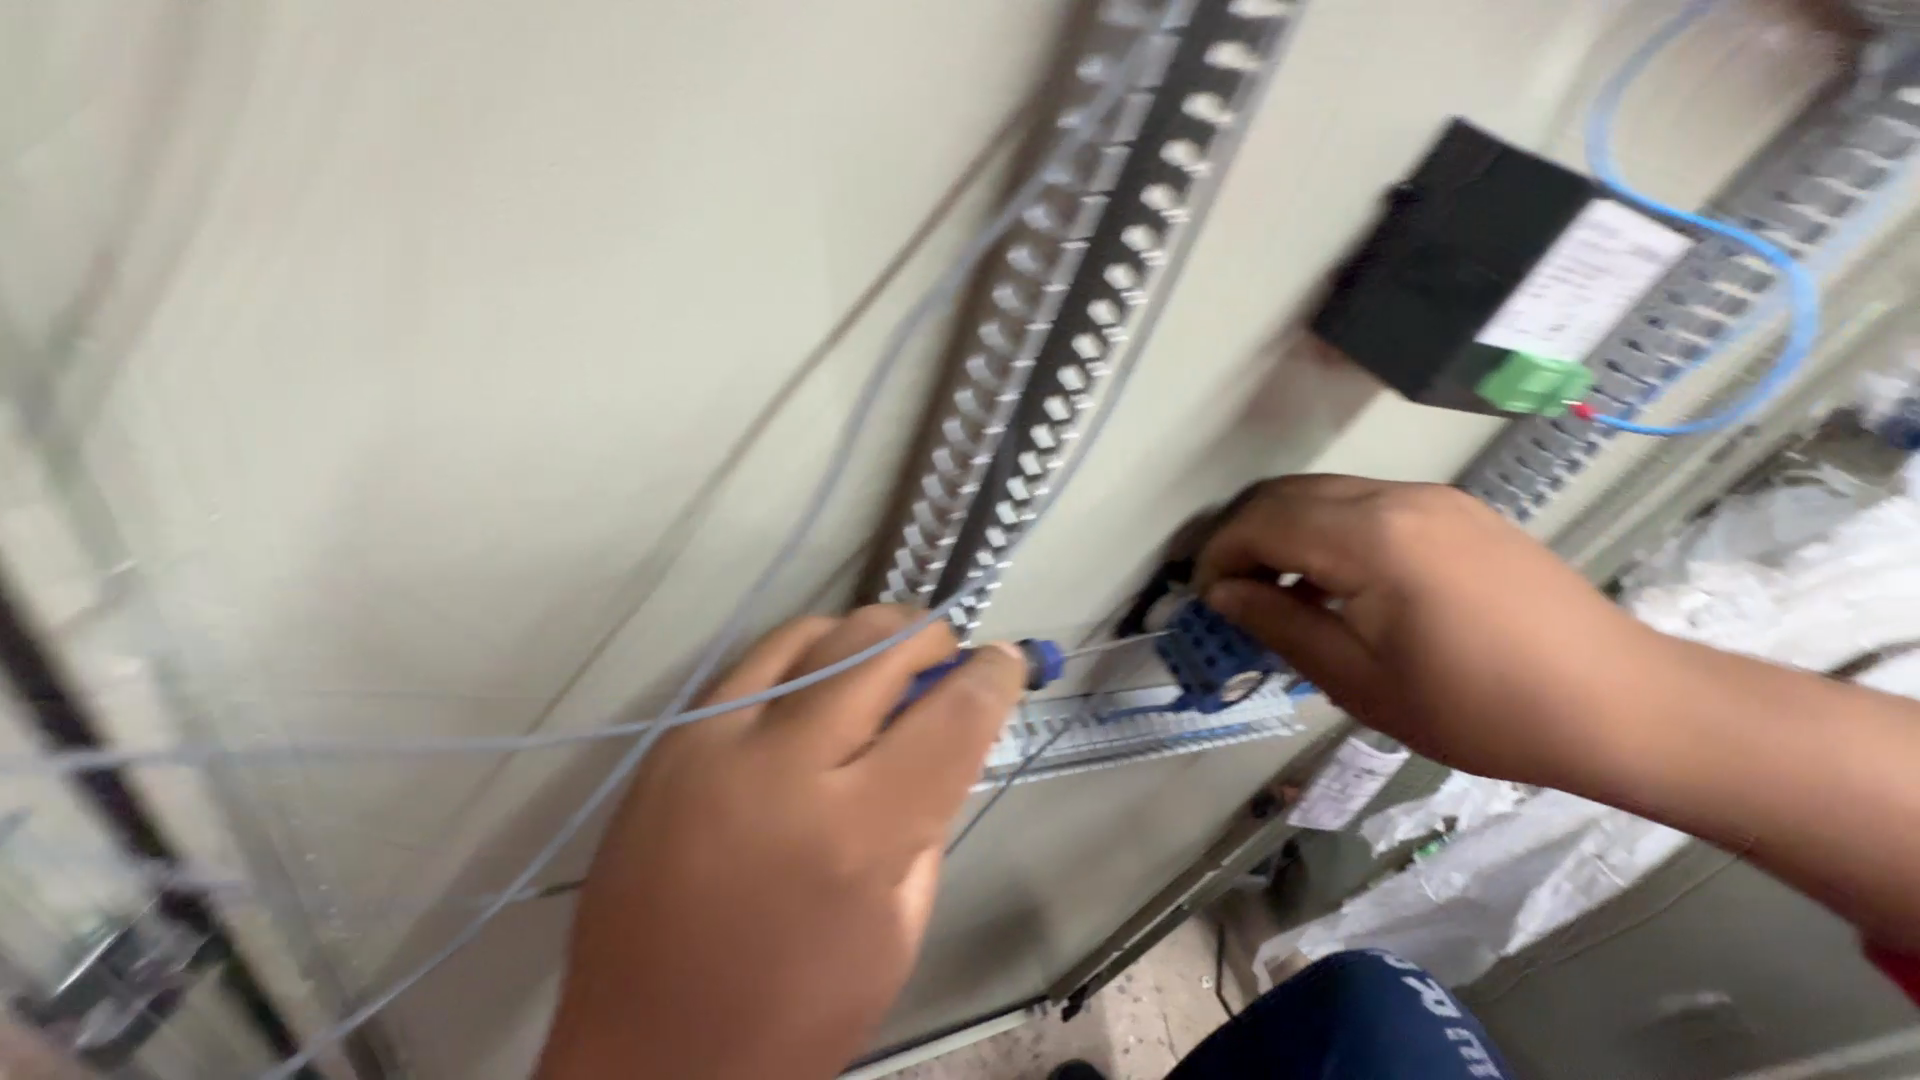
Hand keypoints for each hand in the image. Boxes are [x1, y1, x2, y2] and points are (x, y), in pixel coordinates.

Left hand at [535, 607, 1026, 1079]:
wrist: (643, 1056)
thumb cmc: (792, 1016)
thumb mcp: (897, 934)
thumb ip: (927, 824)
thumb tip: (946, 740)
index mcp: (854, 834)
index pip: (949, 719)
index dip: (991, 678)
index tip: (1006, 661)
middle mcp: (783, 767)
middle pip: (878, 651)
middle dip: (930, 638)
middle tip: (950, 651)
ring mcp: (714, 743)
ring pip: (812, 635)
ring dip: (867, 630)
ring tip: (891, 650)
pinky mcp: (670, 741)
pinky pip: (753, 661)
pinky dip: (805, 650)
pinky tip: (823, 672)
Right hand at [1196, 475, 1683, 788]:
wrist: (1621, 705)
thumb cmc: (1479, 709)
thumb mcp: (1359, 681)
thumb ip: (1280, 624)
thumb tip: (1223, 594)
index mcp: (1372, 538)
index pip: (1262, 522)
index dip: (1218, 554)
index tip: (1202, 597)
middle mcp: (1398, 497)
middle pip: (1288, 494)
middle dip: (1242, 535)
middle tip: (1226, 590)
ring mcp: (1434, 498)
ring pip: (1326, 492)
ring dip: (1283, 530)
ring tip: (1274, 588)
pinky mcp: (1460, 511)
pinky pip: (1368, 503)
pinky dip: (1327, 530)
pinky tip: (1334, 580)